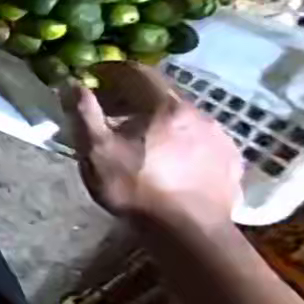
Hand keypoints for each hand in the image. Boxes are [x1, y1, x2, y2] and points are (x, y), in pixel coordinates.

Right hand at [63, 62, 242, 231]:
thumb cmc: (135, 187)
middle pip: (161, 94)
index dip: (112, 70)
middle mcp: (198, 114)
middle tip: (110, 110)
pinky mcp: (231, 161)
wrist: (189, 233)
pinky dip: (180, 140)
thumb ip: (82, 112)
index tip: (93, 77)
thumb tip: (72, 83)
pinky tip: (168, 159)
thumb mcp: (96, 150)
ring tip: (139, 138)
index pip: (138, 72)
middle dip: (133, 96)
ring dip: (159, 119)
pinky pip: (200, 139)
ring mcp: (220, 138)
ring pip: (182, 117)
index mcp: (165, 106)